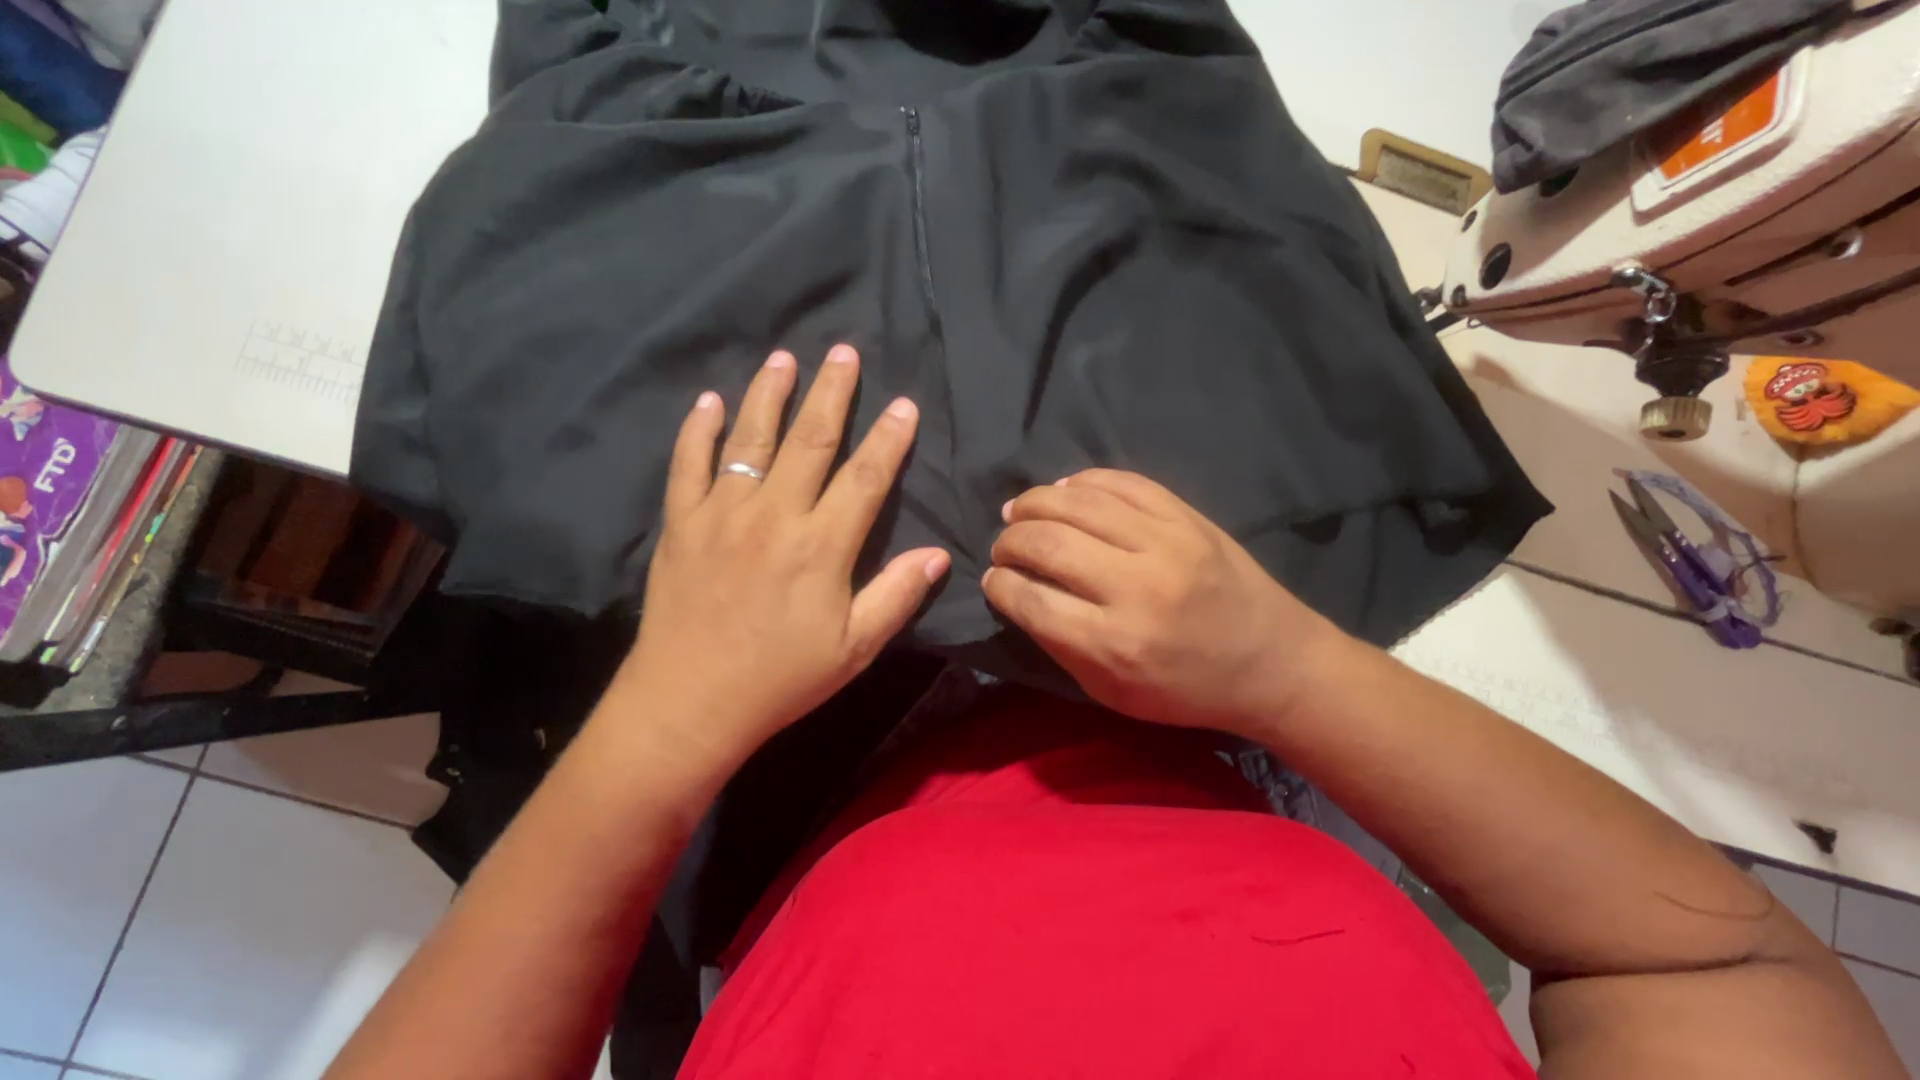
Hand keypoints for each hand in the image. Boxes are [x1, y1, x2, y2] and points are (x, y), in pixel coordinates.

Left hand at [606, 345, 948, 776]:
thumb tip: (938, 554)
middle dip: (832, 393)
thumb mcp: (853, 648)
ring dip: (770, 395)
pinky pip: (688, 465)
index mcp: (822, 546)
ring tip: (784, 357)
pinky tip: (709, 401)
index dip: (888, 439)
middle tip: (844, 352)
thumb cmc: (780, 679)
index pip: (865, 478)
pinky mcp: (681, 524)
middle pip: (810, 441)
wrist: (689, 701)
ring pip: (750, 440)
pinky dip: (698, 430)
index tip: (904, 404)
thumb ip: (896, 595)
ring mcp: (722, 515)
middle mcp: (774, 516)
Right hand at [983, 469, 1348, 737]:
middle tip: (1003, 547)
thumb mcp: (1110, 692)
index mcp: (1114, 644)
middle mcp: (1136, 587)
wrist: (1272, 662)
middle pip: (1047, 542)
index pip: (1030, 598)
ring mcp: (1166, 543)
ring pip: (1078, 502)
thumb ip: (1059, 645)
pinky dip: (1082, 482)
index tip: (992, 579)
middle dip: (1010, 541)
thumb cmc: (1185, 690)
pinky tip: (1064, 491)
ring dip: (1035, 502)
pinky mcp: (1187, 517)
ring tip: (1019, 511)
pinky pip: (1123, 481)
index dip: (998, 584)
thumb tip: (1015, 593)